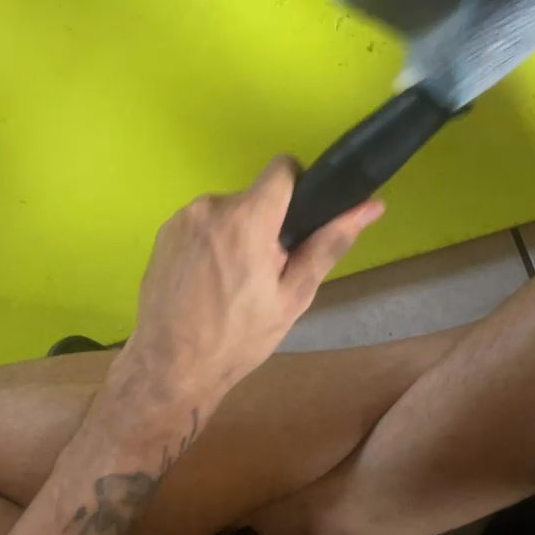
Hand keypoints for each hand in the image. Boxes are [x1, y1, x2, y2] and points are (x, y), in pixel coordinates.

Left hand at [117, 157, 383, 407]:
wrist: (171, 366)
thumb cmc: (239, 337)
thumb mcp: (294, 295)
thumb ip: (330, 244)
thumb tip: (371, 206)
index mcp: (247, 218)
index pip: (283, 168)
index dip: (298, 186)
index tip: (298, 221)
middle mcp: (211, 206)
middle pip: (255, 197)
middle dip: (266, 224)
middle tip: (264, 272)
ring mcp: (182, 218)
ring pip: (227, 212)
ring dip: (237, 234)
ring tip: (233, 282)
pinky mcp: (163, 232)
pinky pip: (201, 225)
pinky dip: (211, 244)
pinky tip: (207, 282)